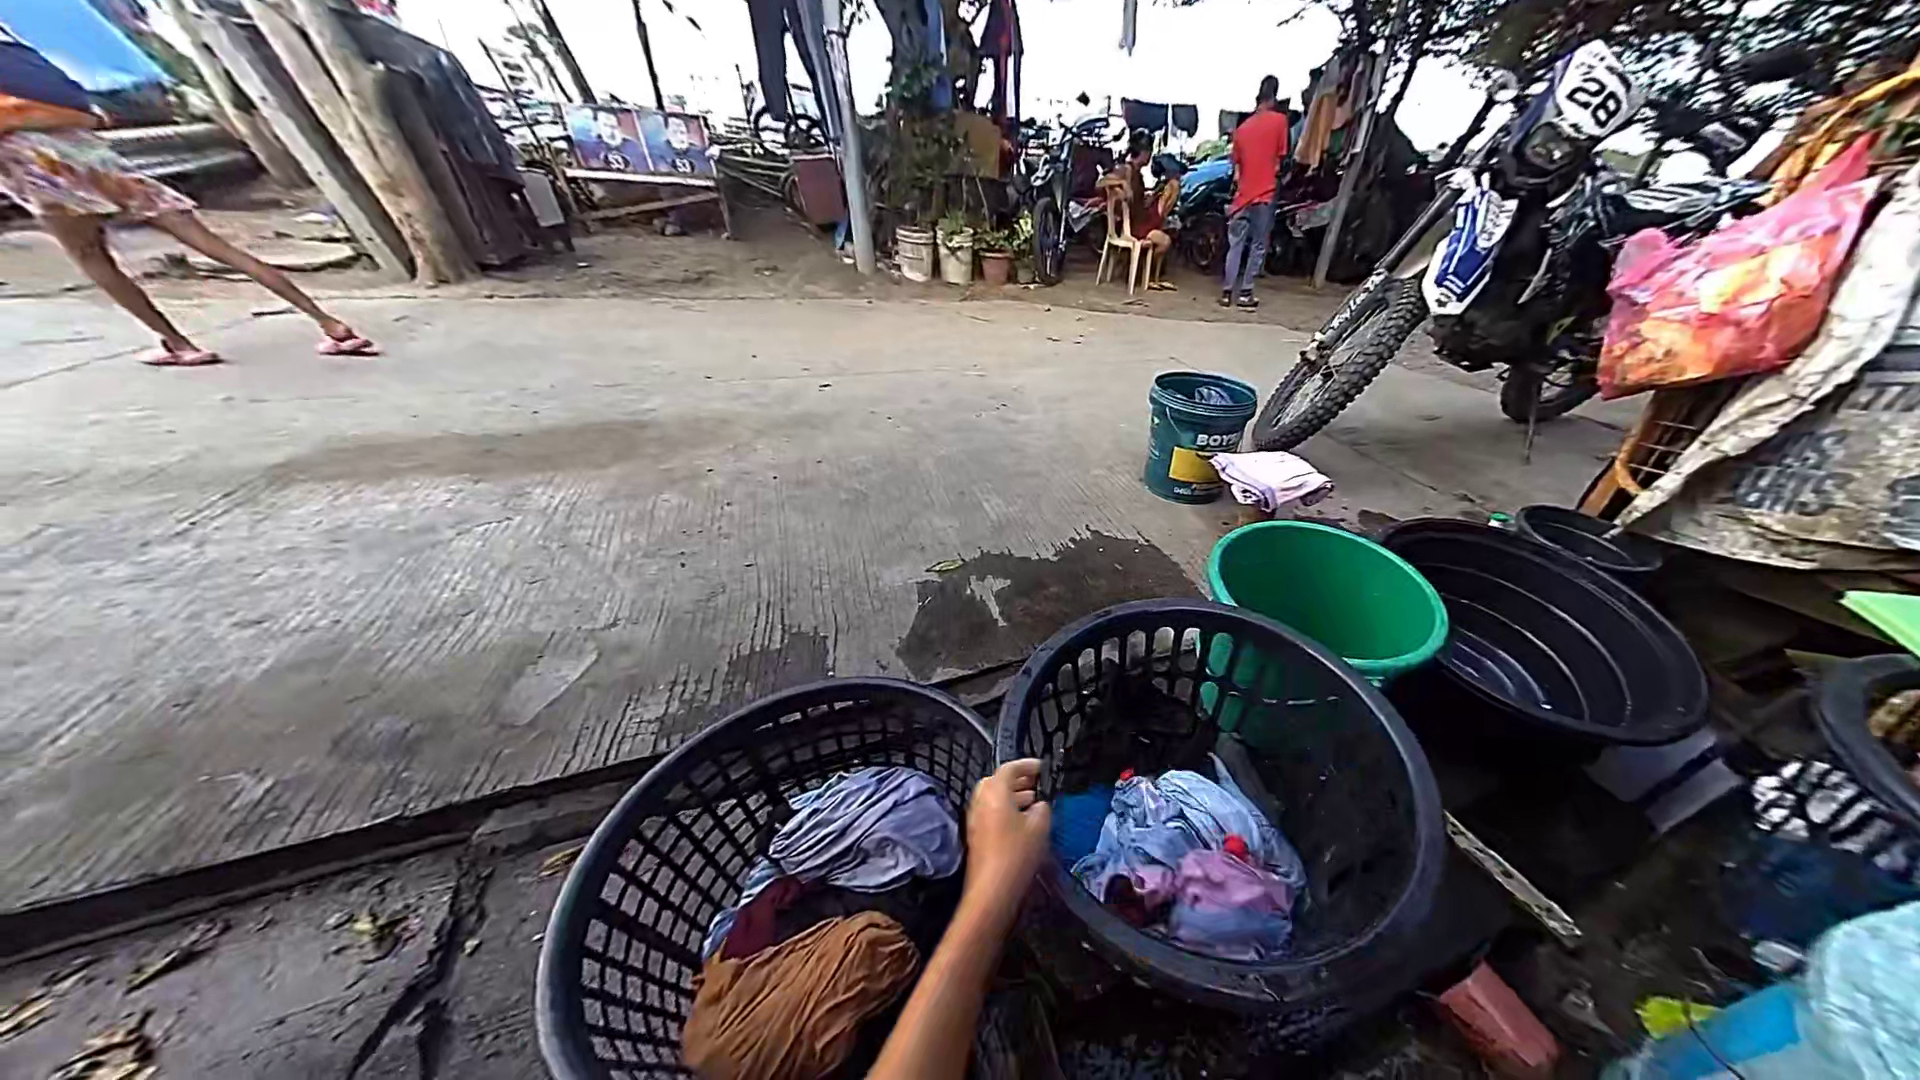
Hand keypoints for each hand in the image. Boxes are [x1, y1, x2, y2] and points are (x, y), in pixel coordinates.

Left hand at [962, 759, 1051, 926]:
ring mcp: (975, 816)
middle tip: (1037, 784)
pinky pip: (991, 811)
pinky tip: (1022, 822)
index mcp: (994, 790)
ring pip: (994, 796)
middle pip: (998, 780)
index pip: (1010, 768)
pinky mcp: (975, 833)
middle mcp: (980, 799)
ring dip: (1012, 795)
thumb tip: (1040, 804)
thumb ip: (1042, 808)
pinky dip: (1005, 808)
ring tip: (1034, 802)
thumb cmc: (1016, 853)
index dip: (1028, 765)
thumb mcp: (1039, 826)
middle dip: (1018, 780)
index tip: (1042, 768)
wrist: (991, 889)